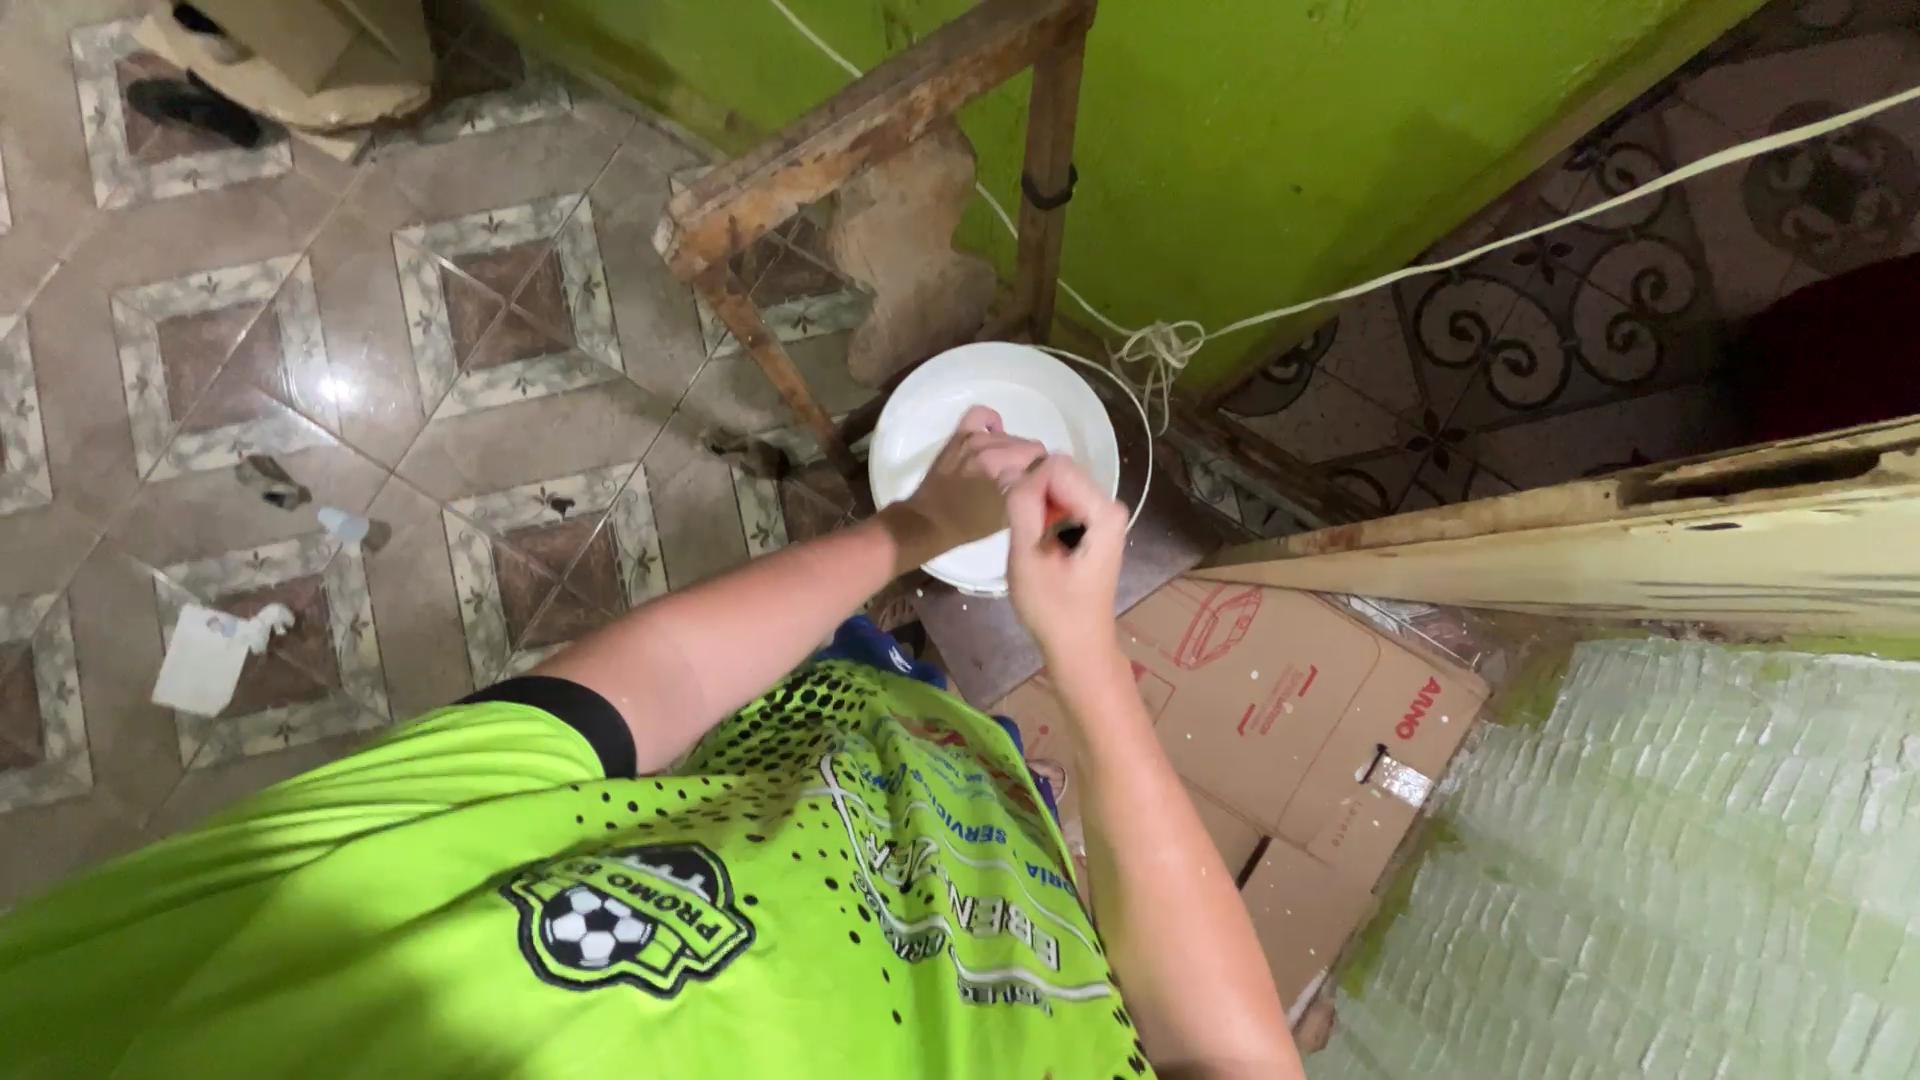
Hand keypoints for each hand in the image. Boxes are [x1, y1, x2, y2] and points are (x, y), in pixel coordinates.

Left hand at [895, 406, 1047, 554]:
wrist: (929, 521)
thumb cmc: (969, 525)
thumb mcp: (1006, 515)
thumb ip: (1026, 492)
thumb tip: (1041, 478)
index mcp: (1004, 471)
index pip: (1041, 460)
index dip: (1044, 473)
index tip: (1039, 483)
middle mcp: (992, 451)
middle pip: (1028, 447)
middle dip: (1030, 462)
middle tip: (1023, 479)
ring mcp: (973, 440)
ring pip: (1009, 436)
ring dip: (1013, 449)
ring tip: (1007, 465)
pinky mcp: (959, 436)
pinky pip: (981, 415)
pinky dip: (992, 422)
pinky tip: (994, 435)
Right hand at [1005, 456, 1127, 675]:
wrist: (1078, 645)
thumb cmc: (1052, 608)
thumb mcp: (1027, 556)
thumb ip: (1022, 505)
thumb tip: (1012, 469)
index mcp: (1102, 510)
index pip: (1054, 466)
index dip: (1027, 487)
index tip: (1018, 522)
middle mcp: (1110, 505)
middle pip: (1058, 473)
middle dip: (1032, 495)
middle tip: (1022, 535)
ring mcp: (1104, 516)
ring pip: (1057, 487)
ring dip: (1036, 508)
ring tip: (1031, 544)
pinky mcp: (1095, 526)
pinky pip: (1062, 503)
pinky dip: (1044, 517)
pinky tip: (1040, 546)